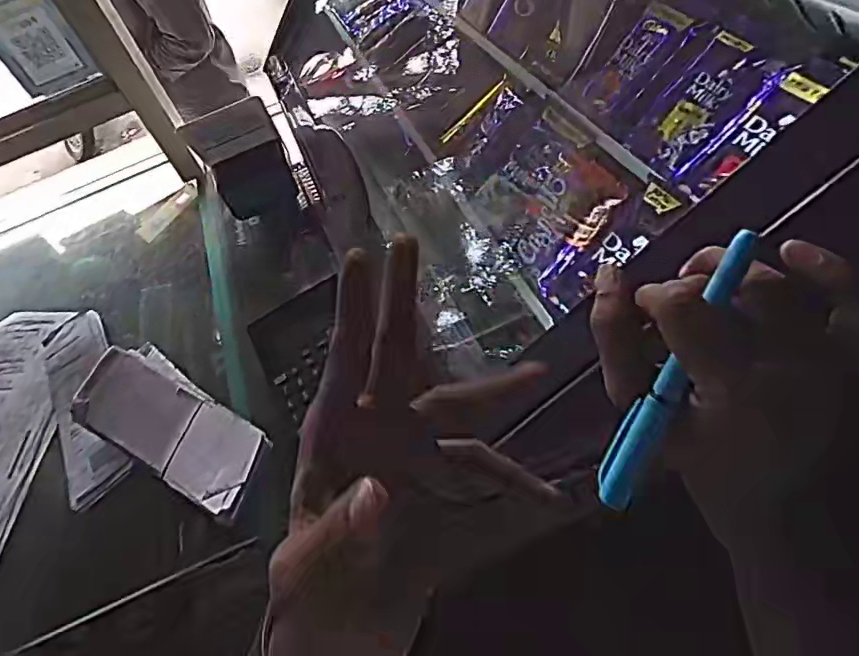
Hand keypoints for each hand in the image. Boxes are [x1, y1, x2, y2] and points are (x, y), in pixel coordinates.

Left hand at [267, 236, 562, 655]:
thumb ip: (341, 530)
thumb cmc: (308, 596)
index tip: (359, 255)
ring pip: (456, 409)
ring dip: (495, 390)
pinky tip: (550, 493)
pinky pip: (486, 481)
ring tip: (537, 372)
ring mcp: (413, 454)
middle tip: (406, 242)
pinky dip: (518, 485)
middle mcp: (377, 427)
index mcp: (334, 433)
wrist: (341, 635)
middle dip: (400, 296)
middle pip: (394, 352)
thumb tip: (381, 491)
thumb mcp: (308, 567)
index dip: (351, 305)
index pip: (343, 357)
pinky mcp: (442, 491)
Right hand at [590, 240, 858, 547]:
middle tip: (676, 301)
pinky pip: (854, 297)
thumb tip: (610, 274)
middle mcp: (795, 367)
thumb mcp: (641, 408)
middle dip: (689, 283)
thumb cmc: (705, 463)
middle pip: (732, 284)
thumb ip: (615, 338)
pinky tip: (791, 253)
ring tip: (712, 284)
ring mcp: (840, 360)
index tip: (645, 311)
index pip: (683, 303)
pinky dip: (825, 268)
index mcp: (736, 389)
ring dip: (732, 272)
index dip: (654, 296)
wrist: (788, 511)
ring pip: (776, 284)